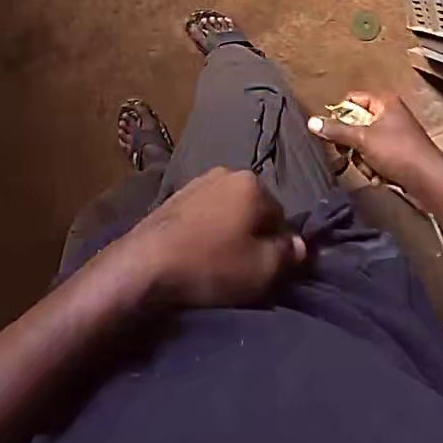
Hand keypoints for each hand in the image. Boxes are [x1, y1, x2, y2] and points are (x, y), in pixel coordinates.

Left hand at [114, 168, 306, 309]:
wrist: (143, 266)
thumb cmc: (210, 265)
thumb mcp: (262, 269)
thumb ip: (288, 254)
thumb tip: (300, 244)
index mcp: (253, 184)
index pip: (281, 216)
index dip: (278, 246)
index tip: (267, 270)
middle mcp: (227, 173)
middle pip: (253, 210)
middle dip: (252, 235)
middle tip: (242, 268)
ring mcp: (196, 182)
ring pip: (227, 211)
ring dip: (227, 232)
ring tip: (216, 264)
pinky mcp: (172, 197)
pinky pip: (203, 215)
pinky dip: (205, 232)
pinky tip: (195, 255)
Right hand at [307, 92, 442, 195]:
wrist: (429, 181)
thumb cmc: (397, 152)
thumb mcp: (362, 139)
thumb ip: (336, 130)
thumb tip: (311, 121)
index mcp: (384, 101)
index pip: (351, 100)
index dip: (340, 115)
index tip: (336, 133)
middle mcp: (390, 113)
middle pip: (356, 123)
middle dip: (352, 144)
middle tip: (353, 154)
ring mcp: (395, 133)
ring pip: (364, 143)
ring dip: (363, 160)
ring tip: (372, 169)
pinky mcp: (398, 152)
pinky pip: (376, 156)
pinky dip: (374, 167)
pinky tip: (380, 177)